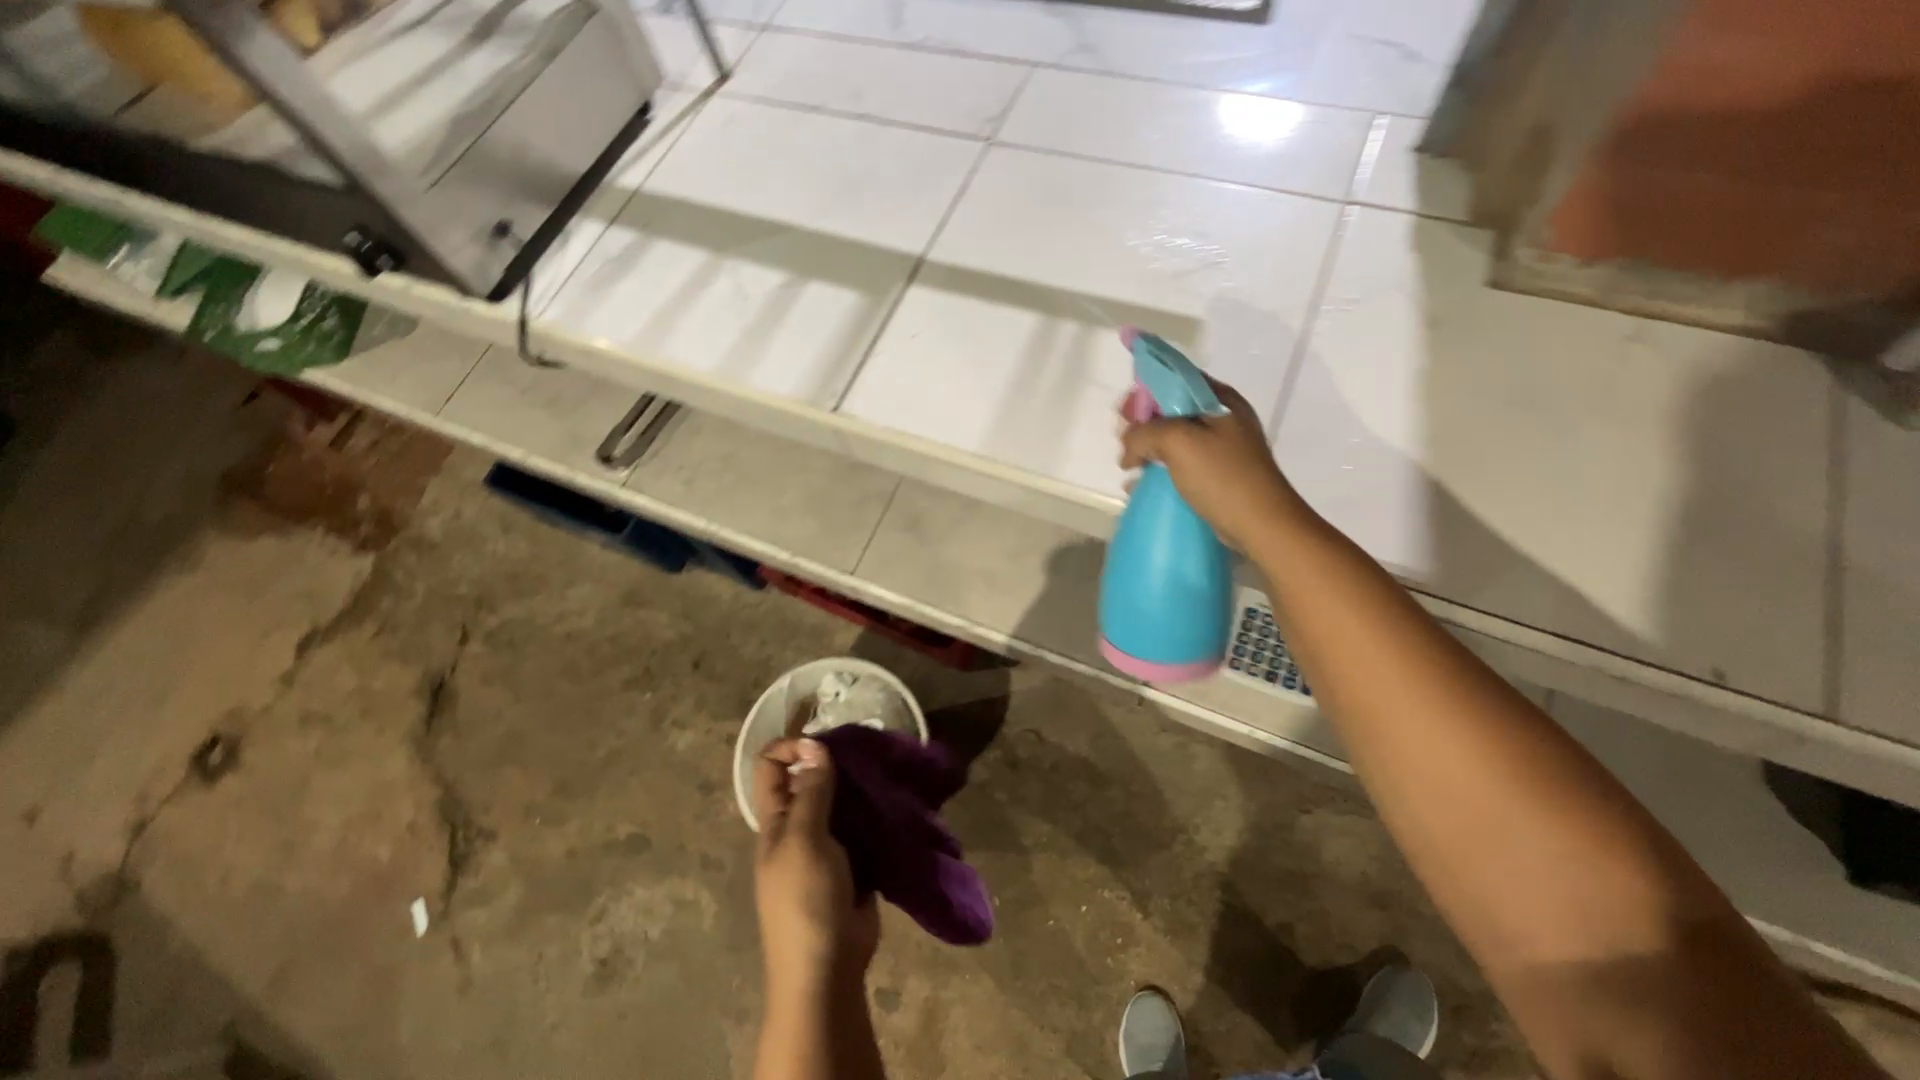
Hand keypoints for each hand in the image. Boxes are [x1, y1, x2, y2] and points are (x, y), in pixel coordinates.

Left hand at [753, 737, 879, 991]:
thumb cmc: (805, 901)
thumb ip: (811, 792)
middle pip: (810, 782)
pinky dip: (880, 816)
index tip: (825, 745)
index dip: (790, 748)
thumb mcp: (804, 840)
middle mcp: (798, 829)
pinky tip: (900, 803)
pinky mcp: (856, 866)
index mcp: (775, 821)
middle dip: (835, 763)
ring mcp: (828, 849)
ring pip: (842, 805)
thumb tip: (814, 745)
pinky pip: (866, 830)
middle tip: (869, 751)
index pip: (770, 768)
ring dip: (861, 788)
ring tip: (890, 772)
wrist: (826, 968)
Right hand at [1119, 376, 1305, 549]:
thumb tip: (1129, 448)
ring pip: (1174, 437)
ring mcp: (1222, 446)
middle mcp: (1223, 416)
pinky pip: (1181, 462)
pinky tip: (1142, 484)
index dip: (1144, 391)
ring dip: (1149, 448)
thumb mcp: (1178, 442)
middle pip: (1171, 408)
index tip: (1123, 415)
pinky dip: (1160, 468)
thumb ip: (1145, 433)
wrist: (1261, 526)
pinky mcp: (1218, 473)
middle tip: (1125, 444)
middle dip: (1143, 423)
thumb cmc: (1222, 478)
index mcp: (1219, 399)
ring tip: (1130, 466)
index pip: (1174, 378)